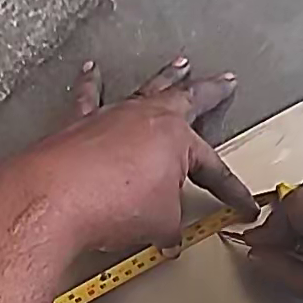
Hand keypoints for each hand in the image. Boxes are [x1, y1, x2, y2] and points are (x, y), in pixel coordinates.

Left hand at [0, 57, 257, 302]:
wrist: (57, 198)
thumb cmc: (116, 206)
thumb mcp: (159, 224)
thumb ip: (169, 226)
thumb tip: (168, 239)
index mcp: (177, 140)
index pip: (214, 169)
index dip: (232, 192)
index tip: (246, 206)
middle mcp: (147, 118)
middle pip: (187, 100)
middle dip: (210, 93)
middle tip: (226, 82)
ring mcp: (112, 116)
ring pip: (145, 89)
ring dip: (164, 77)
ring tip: (179, 63)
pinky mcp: (79, 124)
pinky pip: (89, 97)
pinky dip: (91, 83)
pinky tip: (92, 70)